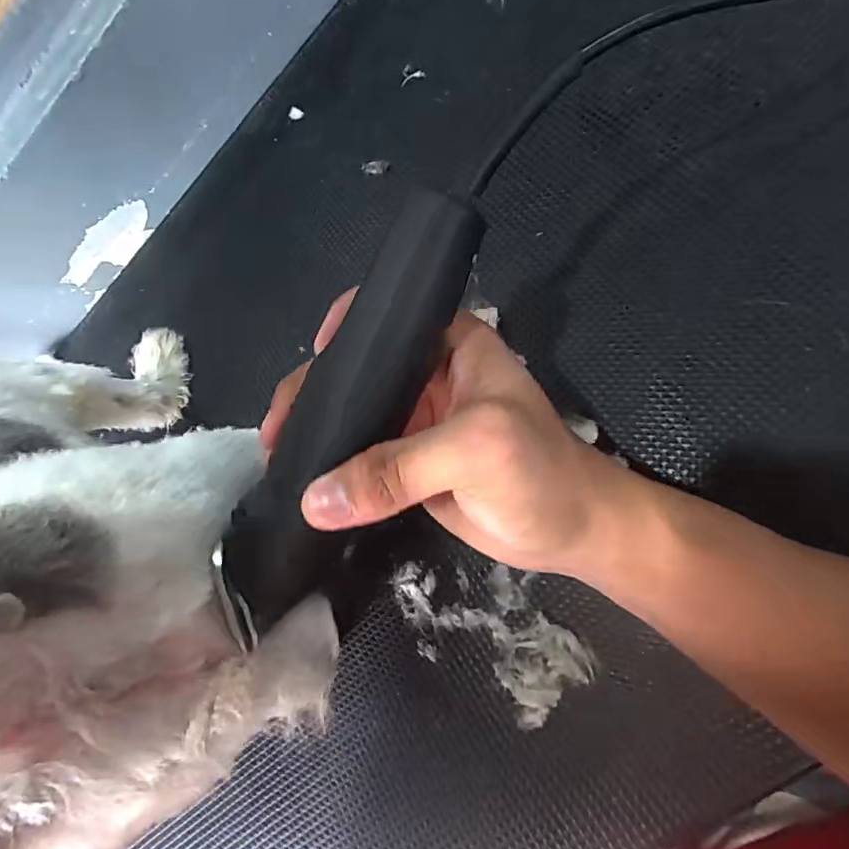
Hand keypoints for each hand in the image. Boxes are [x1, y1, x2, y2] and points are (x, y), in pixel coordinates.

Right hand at [261, 289, 637, 576]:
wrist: (572, 531)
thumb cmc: (539, 471)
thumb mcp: (475, 451)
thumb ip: (397, 469)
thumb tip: (316, 497)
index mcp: (451, 345)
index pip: (388, 318)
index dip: (346, 327)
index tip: (313, 357)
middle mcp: (429, 375)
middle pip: (359, 370)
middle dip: (316, 393)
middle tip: (277, 432)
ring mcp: (417, 420)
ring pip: (356, 417)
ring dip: (320, 435)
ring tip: (277, 459)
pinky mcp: (410, 465)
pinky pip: (363, 460)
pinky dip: (335, 471)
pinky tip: (303, 484)